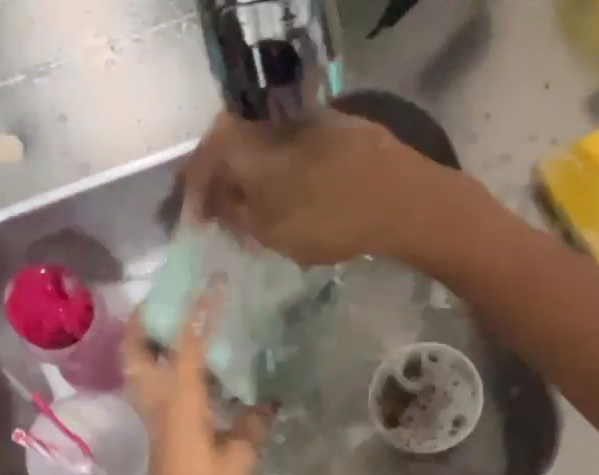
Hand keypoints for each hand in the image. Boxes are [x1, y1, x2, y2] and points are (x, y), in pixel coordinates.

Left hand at [121, 294, 270, 474]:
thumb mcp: (240, 458)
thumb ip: (253, 423)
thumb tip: (268, 400)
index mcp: (181, 400)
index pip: (188, 345)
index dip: (200, 312)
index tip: (211, 285)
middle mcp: (159, 400)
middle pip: (136, 350)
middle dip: (146, 320)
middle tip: (166, 300)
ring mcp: (153, 415)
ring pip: (138, 367)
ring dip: (148, 341)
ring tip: (173, 326)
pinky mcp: (156, 430)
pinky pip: (150, 385)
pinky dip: (160, 366)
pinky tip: (185, 368)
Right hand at [183, 111, 451, 265]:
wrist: (402, 197)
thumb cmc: (326, 218)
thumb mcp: (270, 232)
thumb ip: (238, 218)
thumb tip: (223, 206)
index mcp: (237, 140)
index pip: (201, 167)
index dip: (196, 200)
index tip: (197, 227)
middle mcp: (264, 118)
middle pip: (233, 155)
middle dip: (229, 189)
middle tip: (229, 222)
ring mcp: (305, 117)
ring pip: (268, 152)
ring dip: (261, 183)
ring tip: (266, 218)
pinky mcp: (339, 126)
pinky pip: (299, 153)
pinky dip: (292, 176)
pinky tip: (301, 201)